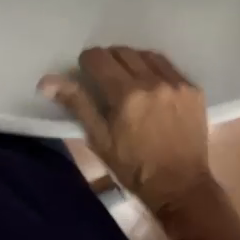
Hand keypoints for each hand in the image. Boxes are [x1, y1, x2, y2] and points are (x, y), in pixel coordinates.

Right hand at [40, 46, 214, 213]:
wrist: (182, 188)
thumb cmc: (134, 168)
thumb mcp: (99, 139)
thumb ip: (77, 103)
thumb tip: (46, 81)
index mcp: (126, 94)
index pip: (98, 57)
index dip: (87, 62)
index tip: (86, 74)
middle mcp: (152, 82)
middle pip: (121, 52)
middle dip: (109, 61)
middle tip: (105, 80)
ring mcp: (176, 84)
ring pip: (145, 55)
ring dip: (132, 62)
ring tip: (129, 80)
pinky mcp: (193, 90)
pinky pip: (168, 66)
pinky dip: (155, 70)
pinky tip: (152, 86)